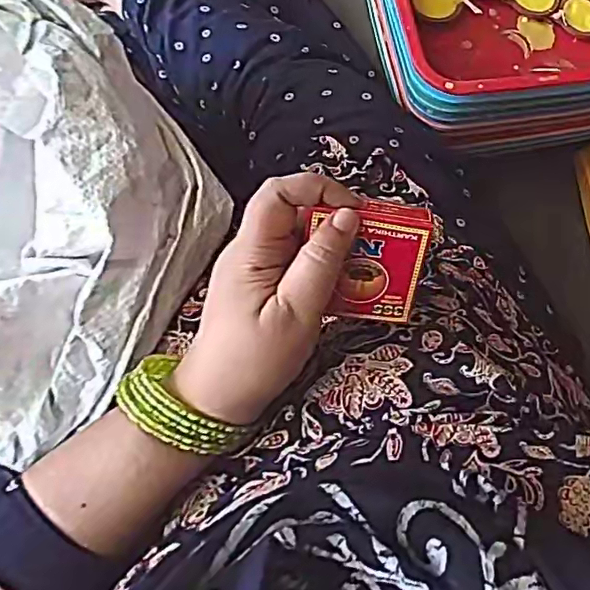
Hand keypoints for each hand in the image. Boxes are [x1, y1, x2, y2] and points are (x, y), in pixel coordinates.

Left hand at [171, 173, 361, 423]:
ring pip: (307, 234)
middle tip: (373, 238)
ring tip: (367, 264)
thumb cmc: (250, 362)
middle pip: (299, 210)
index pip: (279, 192)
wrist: (217, 401)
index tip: (354, 210)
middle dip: (340, 219)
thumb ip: (322, 261)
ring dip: (340, 245)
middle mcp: (254, 250)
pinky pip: (306, 258)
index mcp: (251, 251)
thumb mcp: (297, 312)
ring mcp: (262, 265)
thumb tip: (347, 217)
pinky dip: (332, 265)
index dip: (319, 189)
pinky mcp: (271, 281)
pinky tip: (348, 285)